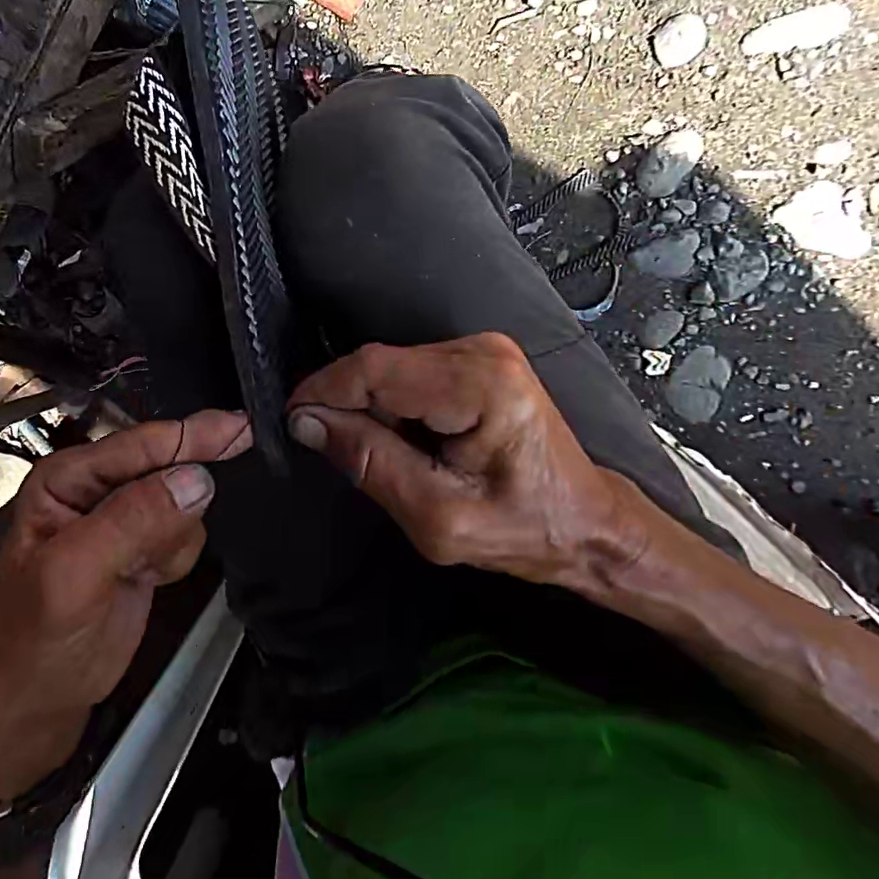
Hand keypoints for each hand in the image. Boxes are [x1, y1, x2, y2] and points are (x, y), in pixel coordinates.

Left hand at [0, 409, 252, 805]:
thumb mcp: (73, 577)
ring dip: (177, 536)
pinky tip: (147, 578)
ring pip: (184, 500)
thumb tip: (192, 480)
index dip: (192, 436)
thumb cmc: (28, 644)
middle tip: (199, 511)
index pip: (140, 444)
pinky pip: (186, 533)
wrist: (35, 704)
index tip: (238, 430)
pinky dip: (178, 556)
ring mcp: (123, 521)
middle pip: (168, 465)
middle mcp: (95, 492)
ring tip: (141, 569)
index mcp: (66, 480)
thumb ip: (132, 521)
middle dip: (185, 493)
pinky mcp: (143, 549)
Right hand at [285, 333, 648, 589]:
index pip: (374, 370)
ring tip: (383, 455)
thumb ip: (369, 463)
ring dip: (368, 409)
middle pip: (379, 366)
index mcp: (481, 386)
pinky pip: (407, 373)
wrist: (586, 522)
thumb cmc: (523, 530)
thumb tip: (307, 423)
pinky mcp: (475, 357)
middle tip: (338, 453)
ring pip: (388, 368)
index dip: (322, 391)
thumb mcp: (437, 515)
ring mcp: (481, 348)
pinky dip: (390, 406)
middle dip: (346, 407)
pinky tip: (406, 440)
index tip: (292, 422)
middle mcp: (481, 350)